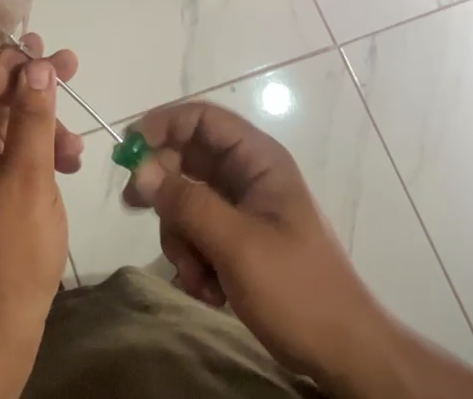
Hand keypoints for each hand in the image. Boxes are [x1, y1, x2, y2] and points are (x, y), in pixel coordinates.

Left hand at [0, 34, 81, 341]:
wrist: (5, 318)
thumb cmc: (11, 247)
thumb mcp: (27, 176)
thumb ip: (33, 117)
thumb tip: (38, 66)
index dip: (7, 64)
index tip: (42, 48)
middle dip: (32, 87)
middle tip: (69, 63)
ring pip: (10, 123)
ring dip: (45, 124)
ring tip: (76, 145)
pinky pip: (17, 148)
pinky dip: (44, 148)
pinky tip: (71, 160)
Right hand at [123, 104, 472, 398]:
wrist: (344, 355)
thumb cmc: (298, 292)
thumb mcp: (237, 245)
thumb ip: (187, 202)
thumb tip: (140, 167)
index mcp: (259, 161)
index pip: (202, 118)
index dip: (162, 125)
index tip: (128, 151)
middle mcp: (249, 176)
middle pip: (186, 158)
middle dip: (163, 190)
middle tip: (135, 208)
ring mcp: (243, 209)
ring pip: (184, 199)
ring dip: (179, 236)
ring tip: (197, 275)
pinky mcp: (237, 240)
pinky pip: (196, 232)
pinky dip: (192, 258)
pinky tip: (209, 290)